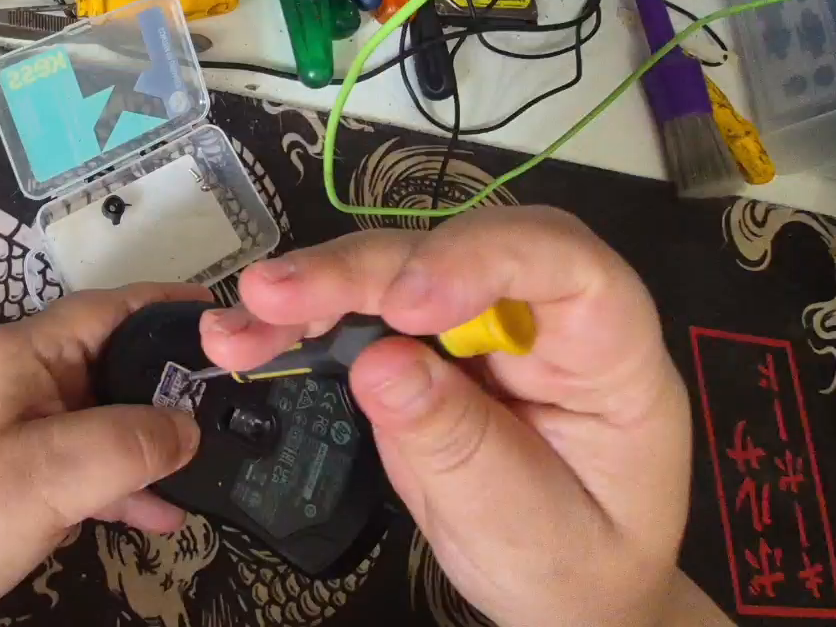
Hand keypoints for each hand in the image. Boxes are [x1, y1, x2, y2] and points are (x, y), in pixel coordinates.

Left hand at [0, 283, 208, 626]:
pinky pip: (91, 459)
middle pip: (115, 359)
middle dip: (170, 379)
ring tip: (213, 455)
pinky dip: (125, 480)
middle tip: (232, 397)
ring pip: (109, 413)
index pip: (108, 308)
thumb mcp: (50, 474)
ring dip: (153, 437)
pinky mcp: (30, 466)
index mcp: (29, 351)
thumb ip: (128, 443)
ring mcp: (31, 421)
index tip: (221, 318)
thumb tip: (190, 426)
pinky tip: (165, 512)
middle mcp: (32, 374)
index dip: (164, 305)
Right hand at [200, 207, 693, 626]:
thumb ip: (460, 447)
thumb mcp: (531, 530)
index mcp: (601, 348)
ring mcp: (460, 315)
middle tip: (270, 297)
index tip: (402, 307)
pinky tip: (237, 336)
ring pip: (376, 269)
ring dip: (302, 293)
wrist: (554, 583)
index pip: (560, 259)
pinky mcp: (403, 333)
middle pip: (439, 252)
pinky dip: (288, 324)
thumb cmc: (573, 563)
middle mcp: (525, 309)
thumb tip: (378, 364)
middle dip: (352, 273)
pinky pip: (343, 310)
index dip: (478, 258)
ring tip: (234, 330)